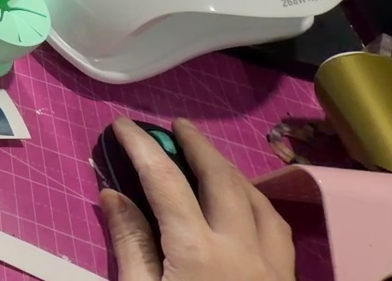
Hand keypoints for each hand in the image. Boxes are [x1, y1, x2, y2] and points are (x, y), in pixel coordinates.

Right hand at [98, 117, 293, 280]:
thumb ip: (130, 243)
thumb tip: (112, 193)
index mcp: (197, 251)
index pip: (165, 179)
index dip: (141, 145)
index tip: (122, 125)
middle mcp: (242, 252)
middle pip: (223, 181)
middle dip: (197, 146)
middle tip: (177, 125)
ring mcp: (273, 272)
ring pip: (261, 204)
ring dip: (232, 172)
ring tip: (211, 158)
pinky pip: (279, 233)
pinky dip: (258, 205)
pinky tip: (246, 207)